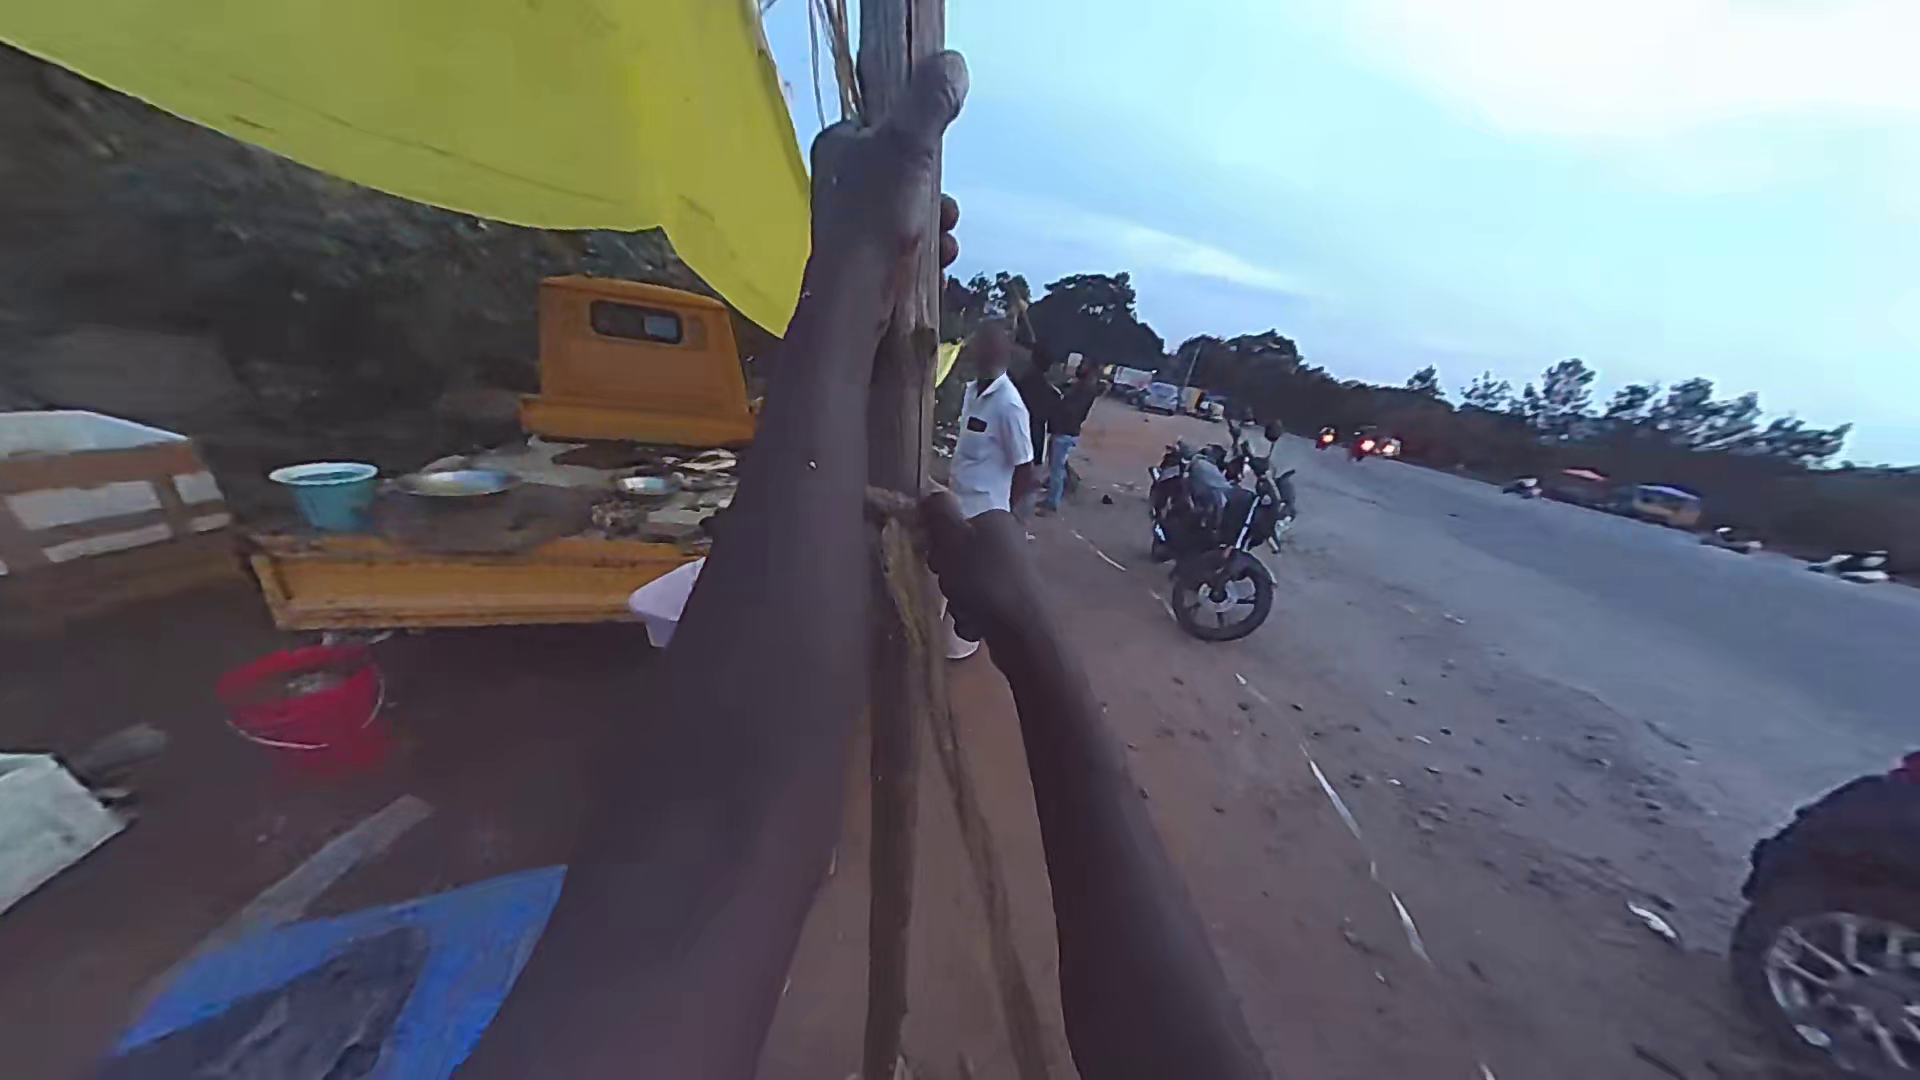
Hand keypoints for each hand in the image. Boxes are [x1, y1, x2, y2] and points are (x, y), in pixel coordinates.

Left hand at [809, 51, 966, 274]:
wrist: (857, 300)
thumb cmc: (876, 218)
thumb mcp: (908, 146)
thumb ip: (930, 104)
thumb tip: (953, 64)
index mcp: (839, 148)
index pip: (883, 128)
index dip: (918, 142)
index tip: (939, 160)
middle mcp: (841, 188)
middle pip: (904, 180)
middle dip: (936, 198)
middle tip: (948, 213)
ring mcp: (853, 233)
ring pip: (908, 222)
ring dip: (937, 234)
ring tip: (947, 248)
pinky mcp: (866, 271)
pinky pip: (905, 258)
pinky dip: (926, 263)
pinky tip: (937, 272)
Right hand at [921, 491, 1044, 646]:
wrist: (1021, 629)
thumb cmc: (982, 577)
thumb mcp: (952, 538)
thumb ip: (938, 513)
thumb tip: (931, 495)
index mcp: (997, 520)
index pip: (957, 525)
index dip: (940, 543)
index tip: (937, 559)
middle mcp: (1009, 543)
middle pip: (961, 556)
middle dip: (950, 576)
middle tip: (951, 586)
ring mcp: (1015, 574)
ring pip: (968, 584)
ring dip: (958, 600)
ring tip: (966, 610)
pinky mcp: (1016, 602)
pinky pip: (981, 605)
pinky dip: (973, 616)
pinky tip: (976, 625)